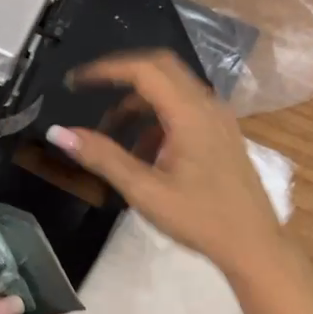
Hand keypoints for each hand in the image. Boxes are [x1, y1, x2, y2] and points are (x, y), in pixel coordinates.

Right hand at [45, 50, 287, 276]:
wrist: (253, 245)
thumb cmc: (199, 218)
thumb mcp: (144, 190)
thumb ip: (102, 157)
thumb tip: (59, 133)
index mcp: (190, 114)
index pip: (144, 70)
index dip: (106, 69)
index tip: (75, 81)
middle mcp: (207, 106)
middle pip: (161, 69)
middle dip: (121, 76)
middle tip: (89, 92)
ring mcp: (218, 119)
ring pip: (172, 90)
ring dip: (137, 103)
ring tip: (111, 136)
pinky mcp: (221, 134)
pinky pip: (183, 109)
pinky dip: (155, 118)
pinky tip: (143, 154)